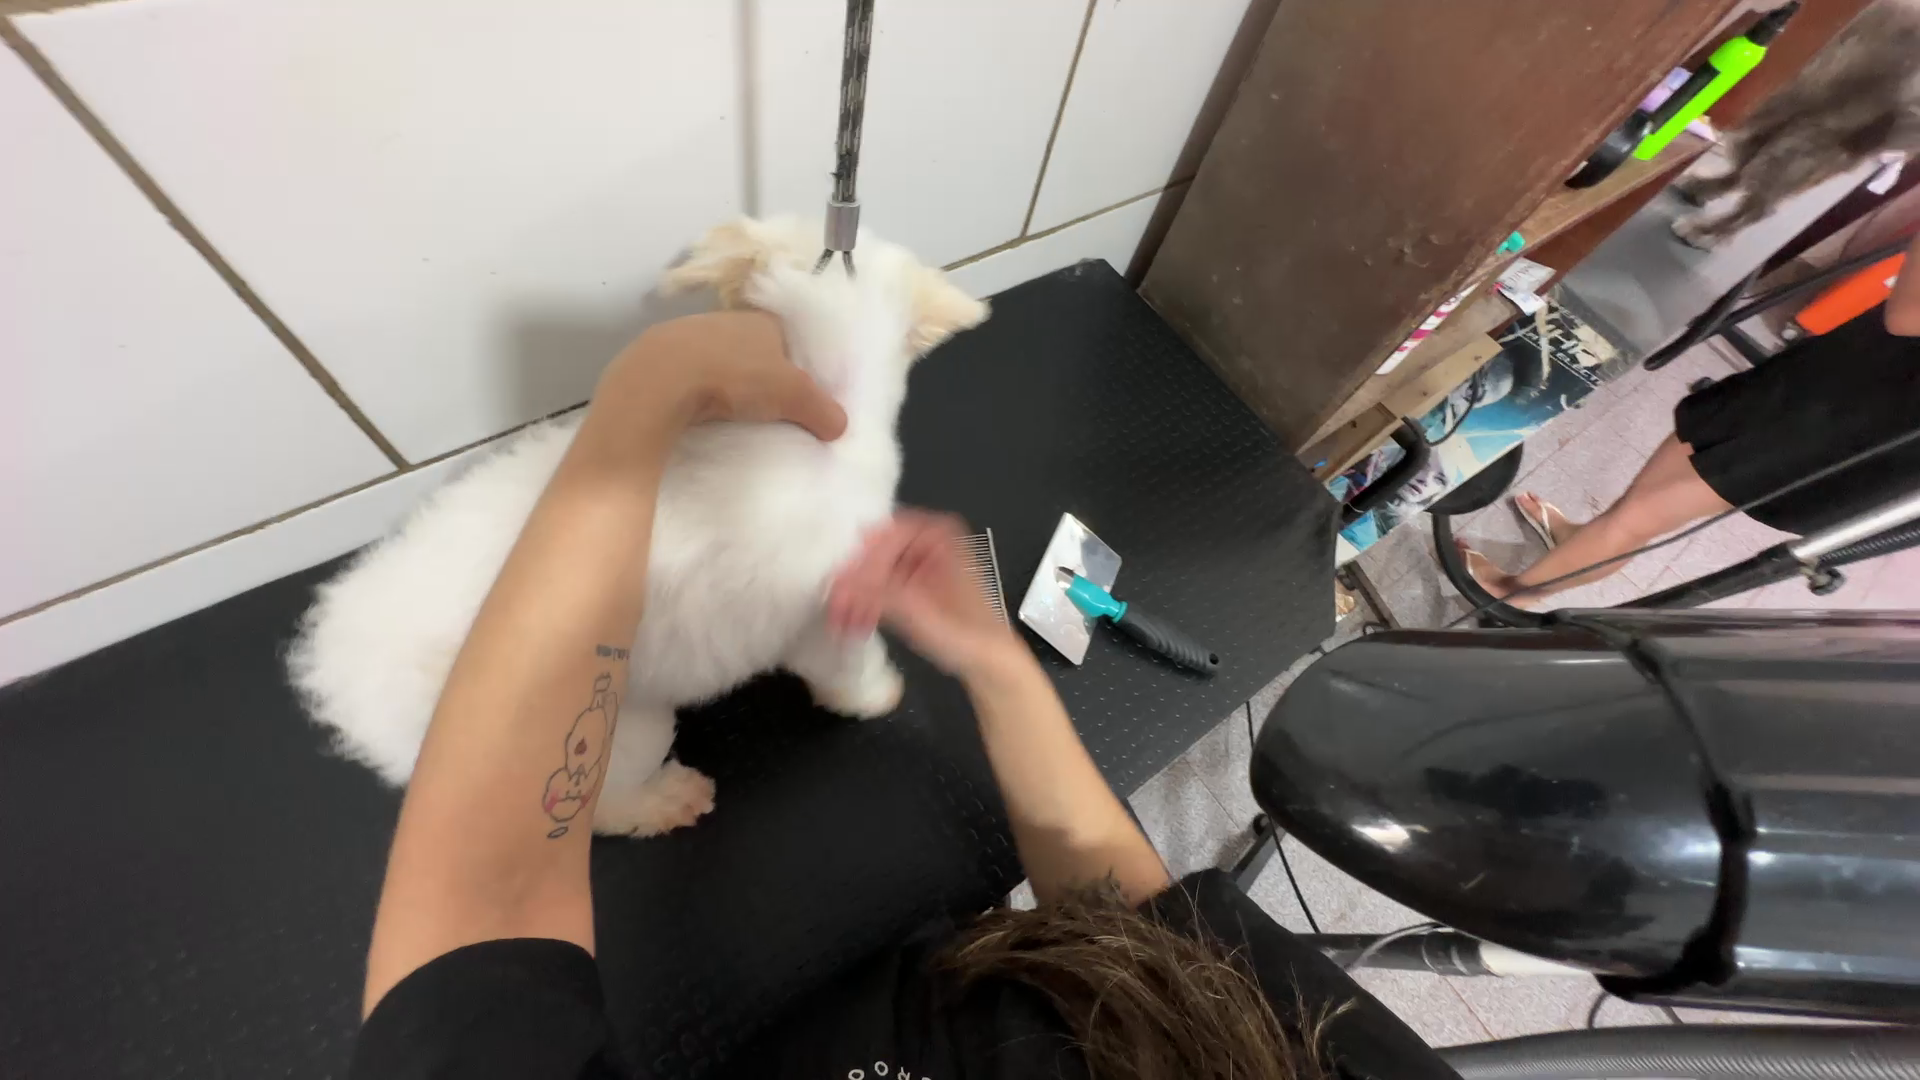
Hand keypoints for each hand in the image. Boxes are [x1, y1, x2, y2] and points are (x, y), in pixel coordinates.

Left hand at [582, 312, 846, 451]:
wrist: (660, 380)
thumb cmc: (737, 376)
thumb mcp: (795, 395)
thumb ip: (823, 410)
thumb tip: (840, 427)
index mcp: (764, 320)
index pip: (790, 337)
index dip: (800, 363)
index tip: (803, 393)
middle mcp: (728, 320)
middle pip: (757, 350)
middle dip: (766, 376)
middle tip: (777, 409)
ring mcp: (691, 336)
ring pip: (723, 362)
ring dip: (732, 386)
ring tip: (742, 417)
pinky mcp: (661, 359)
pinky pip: (695, 377)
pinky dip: (703, 394)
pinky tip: (707, 416)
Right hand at [829, 511, 1027, 679]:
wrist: (989, 663)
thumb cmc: (967, 633)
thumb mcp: (918, 610)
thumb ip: (878, 592)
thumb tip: (840, 582)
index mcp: (941, 535)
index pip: (890, 532)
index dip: (865, 555)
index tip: (844, 577)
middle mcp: (929, 545)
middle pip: (879, 553)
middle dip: (854, 580)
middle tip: (834, 600)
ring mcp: (920, 568)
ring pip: (876, 574)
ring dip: (855, 596)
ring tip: (838, 618)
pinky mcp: (913, 592)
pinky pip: (881, 591)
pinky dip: (866, 605)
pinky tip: (851, 624)